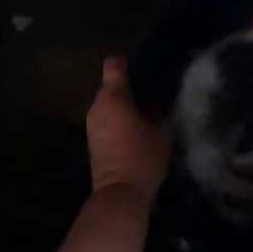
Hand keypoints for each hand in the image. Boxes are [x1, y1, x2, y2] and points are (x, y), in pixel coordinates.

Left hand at [85, 56, 169, 203]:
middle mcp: (97, 106)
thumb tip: (158, 101)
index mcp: (113, 98)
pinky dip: (118, 118)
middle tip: (150, 87)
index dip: (124, 60)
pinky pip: (106, 119)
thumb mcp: (160, 132)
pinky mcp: (93, 140)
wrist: (120, 193)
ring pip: (108, 104)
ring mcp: (92, 124)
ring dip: (122, 104)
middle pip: (110, 86)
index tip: (136, 57)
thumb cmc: (141, 158)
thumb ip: (158, 112)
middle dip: (127, 85)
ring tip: (145, 106)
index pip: (113, 66)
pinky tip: (135, 125)